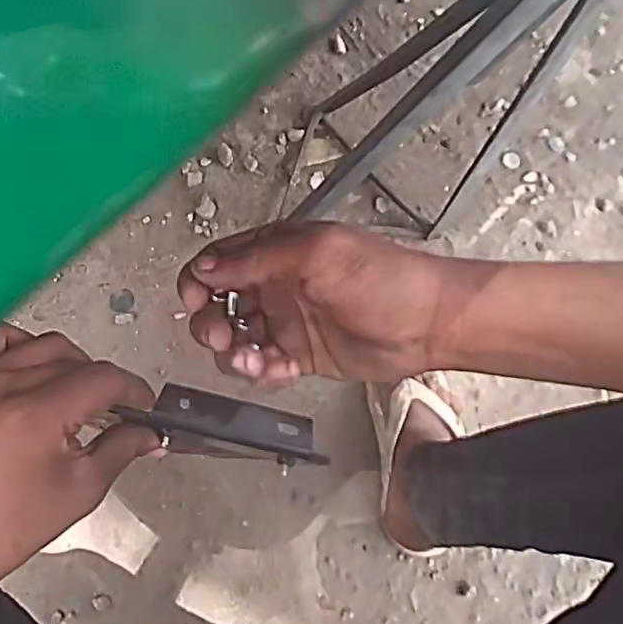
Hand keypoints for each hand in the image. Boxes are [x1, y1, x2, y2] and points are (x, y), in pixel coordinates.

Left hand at [0, 325, 159, 621]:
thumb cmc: (7, 526)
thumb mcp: (82, 488)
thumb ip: (122, 448)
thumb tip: (147, 432)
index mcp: (34, 416)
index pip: (102, 378)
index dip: (132, 389)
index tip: (142, 402)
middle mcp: (1, 389)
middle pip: (75, 360)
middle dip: (104, 382)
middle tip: (115, 409)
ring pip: (42, 345)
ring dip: (70, 363)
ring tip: (77, 394)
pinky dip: (25, 347)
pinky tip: (36, 370)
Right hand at [178, 222, 487, 383]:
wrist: (428, 324)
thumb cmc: (387, 279)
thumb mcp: (319, 255)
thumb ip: (259, 258)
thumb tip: (208, 266)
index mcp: (276, 252)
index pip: (218, 262)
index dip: (197, 281)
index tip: (194, 300)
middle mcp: (276, 286)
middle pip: (218, 305)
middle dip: (210, 323)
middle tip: (222, 337)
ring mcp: (286, 321)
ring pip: (236, 340)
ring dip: (234, 353)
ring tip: (252, 360)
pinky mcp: (299, 352)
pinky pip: (263, 364)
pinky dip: (260, 371)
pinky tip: (275, 370)